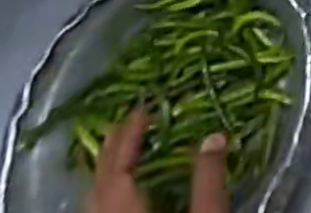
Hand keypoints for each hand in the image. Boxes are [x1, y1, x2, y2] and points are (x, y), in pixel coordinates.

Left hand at [89, 107, 230, 212]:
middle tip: (128, 119)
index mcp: (127, 212)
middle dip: (113, 147)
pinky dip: (108, 187)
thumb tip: (215, 135)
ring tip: (121, 143)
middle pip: (100, 183)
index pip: (120, 169)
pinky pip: (101, 208)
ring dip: (107, 167)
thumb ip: (209, 178)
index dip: (129, 136)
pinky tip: (122, 183)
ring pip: (95, 199)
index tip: (143, 108)